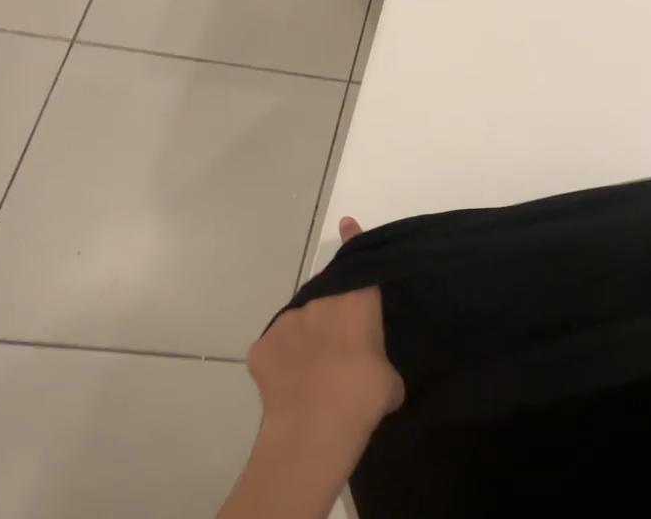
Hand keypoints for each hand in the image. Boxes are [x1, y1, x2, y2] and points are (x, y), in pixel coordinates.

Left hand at [246, 217, 403, 429]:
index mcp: (358, 302)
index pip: (357, 262)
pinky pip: (273, 349)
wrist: (315, 427)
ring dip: (305, 337)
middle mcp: (321, 302)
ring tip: (311, 370)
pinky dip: (281, 361)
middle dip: (330, 314)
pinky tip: (289, 385)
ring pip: (297, 322)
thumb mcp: (390, 379)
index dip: (353, 240)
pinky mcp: (260, 348)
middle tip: (337, 344)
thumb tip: (374, 373)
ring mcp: (287, 322)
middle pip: (325, 296)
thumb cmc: (365, 396)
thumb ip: (380, 363)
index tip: (346, 222)